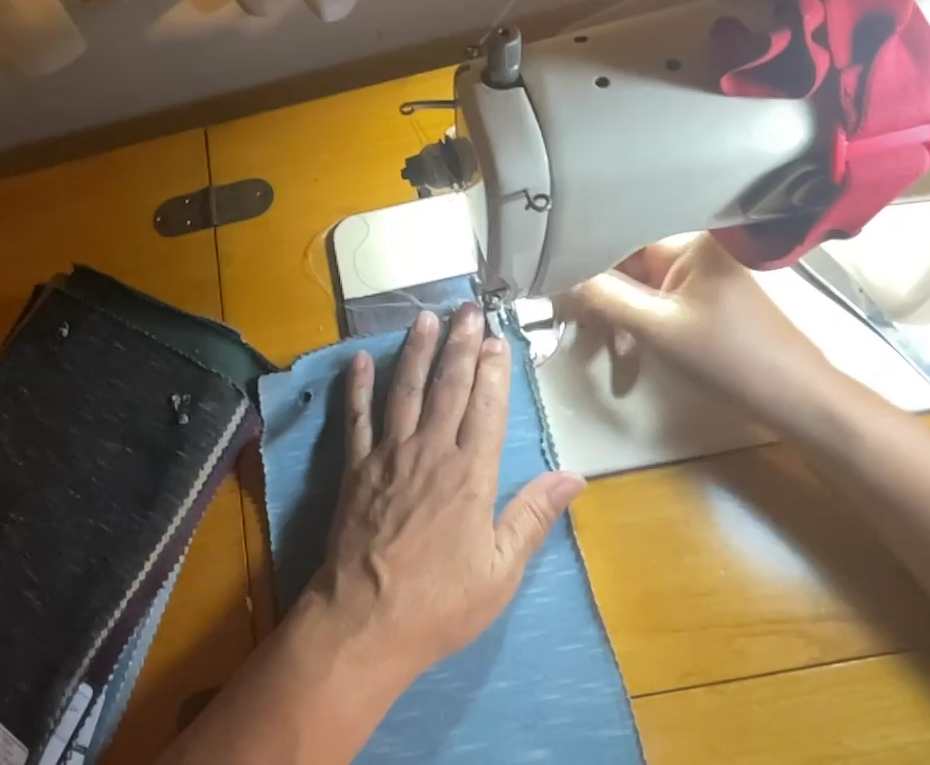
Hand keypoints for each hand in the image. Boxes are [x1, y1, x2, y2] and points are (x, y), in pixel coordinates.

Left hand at [298, 304, 585, 682]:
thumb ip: (532, 516)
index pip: (486, 408)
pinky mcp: (355, 467)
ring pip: (404, 391)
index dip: (492, 371)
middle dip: (459, 346)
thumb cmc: (440, 601)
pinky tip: (360, 359)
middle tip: (467, 310)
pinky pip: (356, 417)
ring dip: (415, 352)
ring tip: (424, 319)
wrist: (365, 619)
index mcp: (470, 475)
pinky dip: (358, 386)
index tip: (495, 339)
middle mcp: (430, 452)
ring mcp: (388, 455)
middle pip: (448, 388)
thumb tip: (574, 476)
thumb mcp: (500, 570)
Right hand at [567, 233, 843, 420]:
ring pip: (637, 290)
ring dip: (616, 320)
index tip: (550, 279)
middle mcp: (695, 250)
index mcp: (690, 241)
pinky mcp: (702, 302)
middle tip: (572, 325)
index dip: (583, 259)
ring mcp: (700, 277)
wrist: (795, 400)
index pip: (619, 237)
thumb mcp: (656, 328)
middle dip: (599, 298)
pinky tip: (624, 356)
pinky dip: (637, 328)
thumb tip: (556, 274)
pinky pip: (655, 305)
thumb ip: (603, 296)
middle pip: (626, 265)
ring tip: (601, 353)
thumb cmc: (727, 358)